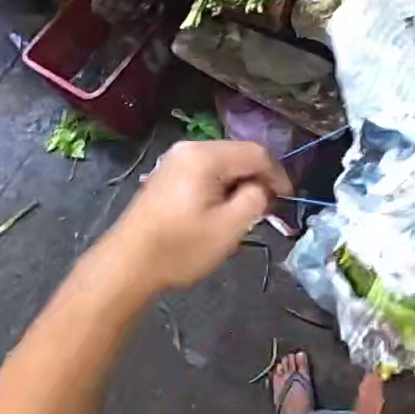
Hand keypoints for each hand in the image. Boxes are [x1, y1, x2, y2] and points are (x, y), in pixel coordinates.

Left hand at [91, 140, 290, 294]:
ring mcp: (174, 160)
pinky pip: (205, 172)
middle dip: (257, 179)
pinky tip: (220, 211)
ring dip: (239, 184)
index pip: (256, 153)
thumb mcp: (229, 228)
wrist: (127, 265)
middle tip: (268, 209)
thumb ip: (255, 199)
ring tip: (245, 213)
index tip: (287, 199)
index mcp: (205, 156)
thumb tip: (262, 187)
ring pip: (223, 164)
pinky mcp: (167, 175)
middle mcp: (189, 149)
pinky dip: (220, 187)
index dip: (278, 174)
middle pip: (238, 155)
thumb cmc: (180, 248)